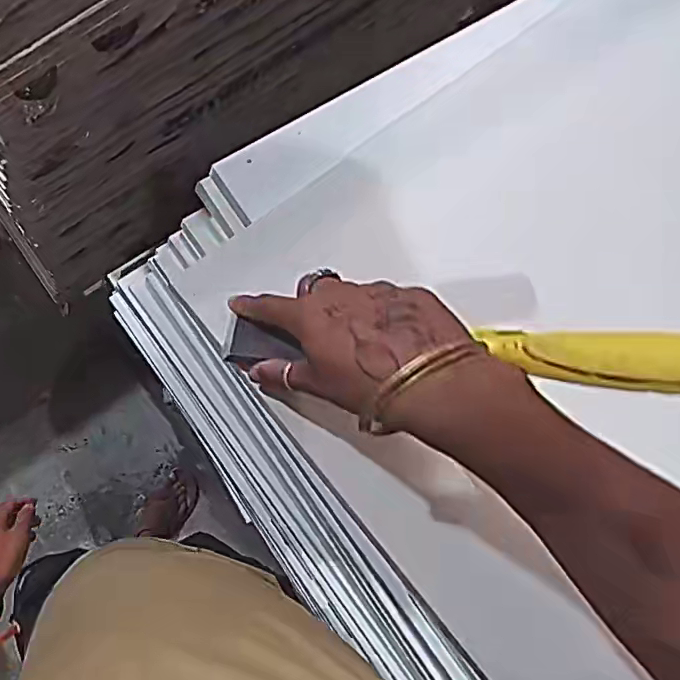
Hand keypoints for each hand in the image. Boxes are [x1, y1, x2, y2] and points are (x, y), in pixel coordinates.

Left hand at [0, 499, 37, 593]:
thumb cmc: (3, 560)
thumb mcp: (19, 536)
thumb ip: (25, 519)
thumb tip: (28, 506)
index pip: (9, 504)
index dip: (23, 502)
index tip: (34, 503)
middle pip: (5, 516)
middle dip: (21, 515)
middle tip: (35, 518)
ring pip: (3, 528)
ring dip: (17, 528)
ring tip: (30, 533)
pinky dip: (10, 538)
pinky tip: (18, 546)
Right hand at [230, 272, 515, 419]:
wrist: (436, 382)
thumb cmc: (380, 383)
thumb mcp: (322, 386)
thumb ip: (288, 373)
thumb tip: (267, 372)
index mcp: (311, 316)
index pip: (270, 306)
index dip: (252, 307)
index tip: (244, 304)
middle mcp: (341, 296)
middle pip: (311, 295)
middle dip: (308, 311)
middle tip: (313, 338)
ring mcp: (376, 293)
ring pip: (350, 295)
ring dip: (348, 313)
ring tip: (359, 346)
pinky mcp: (409, 296)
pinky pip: (387, 299)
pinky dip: (383, 315)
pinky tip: (390, 340)